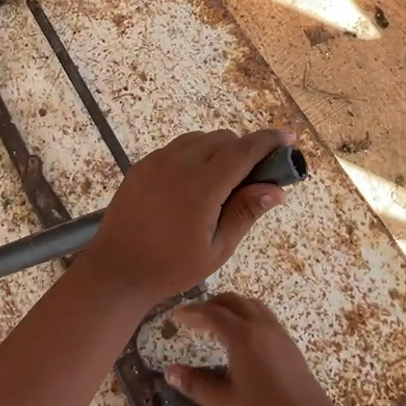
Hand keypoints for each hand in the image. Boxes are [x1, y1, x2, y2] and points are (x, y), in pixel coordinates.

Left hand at [74, 128, 291, 308]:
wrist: (117, 269)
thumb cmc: (172, 267)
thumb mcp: (217, 248)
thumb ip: (245, 212)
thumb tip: (276, 189)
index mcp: (202, 186)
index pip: (243, 150)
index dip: (268, 140)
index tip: (288, 136)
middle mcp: (179, 164)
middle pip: (222, 140)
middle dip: (244, 149)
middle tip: (255, 175)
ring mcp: (157, 161)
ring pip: (199, 139)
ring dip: (218, 150)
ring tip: (225, 181)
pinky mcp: (142, 165)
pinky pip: (176, 148)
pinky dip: (194, 154)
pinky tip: (196, 181)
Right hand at [165, 294, 346, 405]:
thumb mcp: (225, 404)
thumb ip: (195, 385)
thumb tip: (169, 371)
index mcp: (242, 336)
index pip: (211, 313)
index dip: (192, 312)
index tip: (176, 315)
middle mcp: (260, 326)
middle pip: (231, 301)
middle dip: (210, 305)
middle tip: (193, 319)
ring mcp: (278, 332)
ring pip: (250, 305)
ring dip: (230, 307)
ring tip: (216, 323)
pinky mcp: (289, 343)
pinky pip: (263, 314)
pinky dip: (246, 314)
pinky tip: (243, 336)